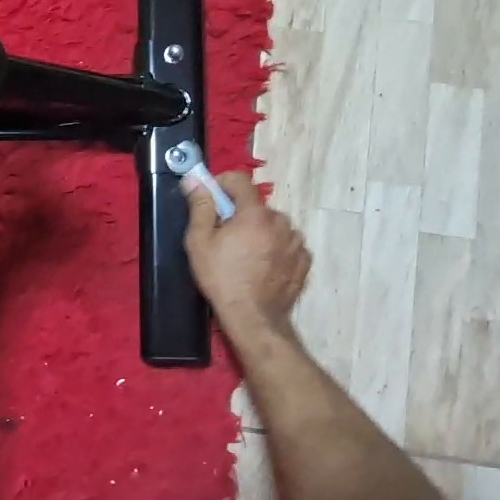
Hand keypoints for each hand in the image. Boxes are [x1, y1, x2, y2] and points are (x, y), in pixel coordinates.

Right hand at [183, 172, 310, 335]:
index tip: (212, 198)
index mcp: (255, 213)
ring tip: (246, 255)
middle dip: (241, 214)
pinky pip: (287, 244)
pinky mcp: (304, 260)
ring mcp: (296, 242)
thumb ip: (200, 206)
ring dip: (260, 231)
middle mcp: (281, 221)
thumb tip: (195, 180)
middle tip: (226, 237)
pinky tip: (263, 266)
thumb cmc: (222, 279)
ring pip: (274, 225)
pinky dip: (276, 248)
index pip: (240, 180)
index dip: (222, 184)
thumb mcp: (200, 242)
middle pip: (257, 206)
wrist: (253, 319)